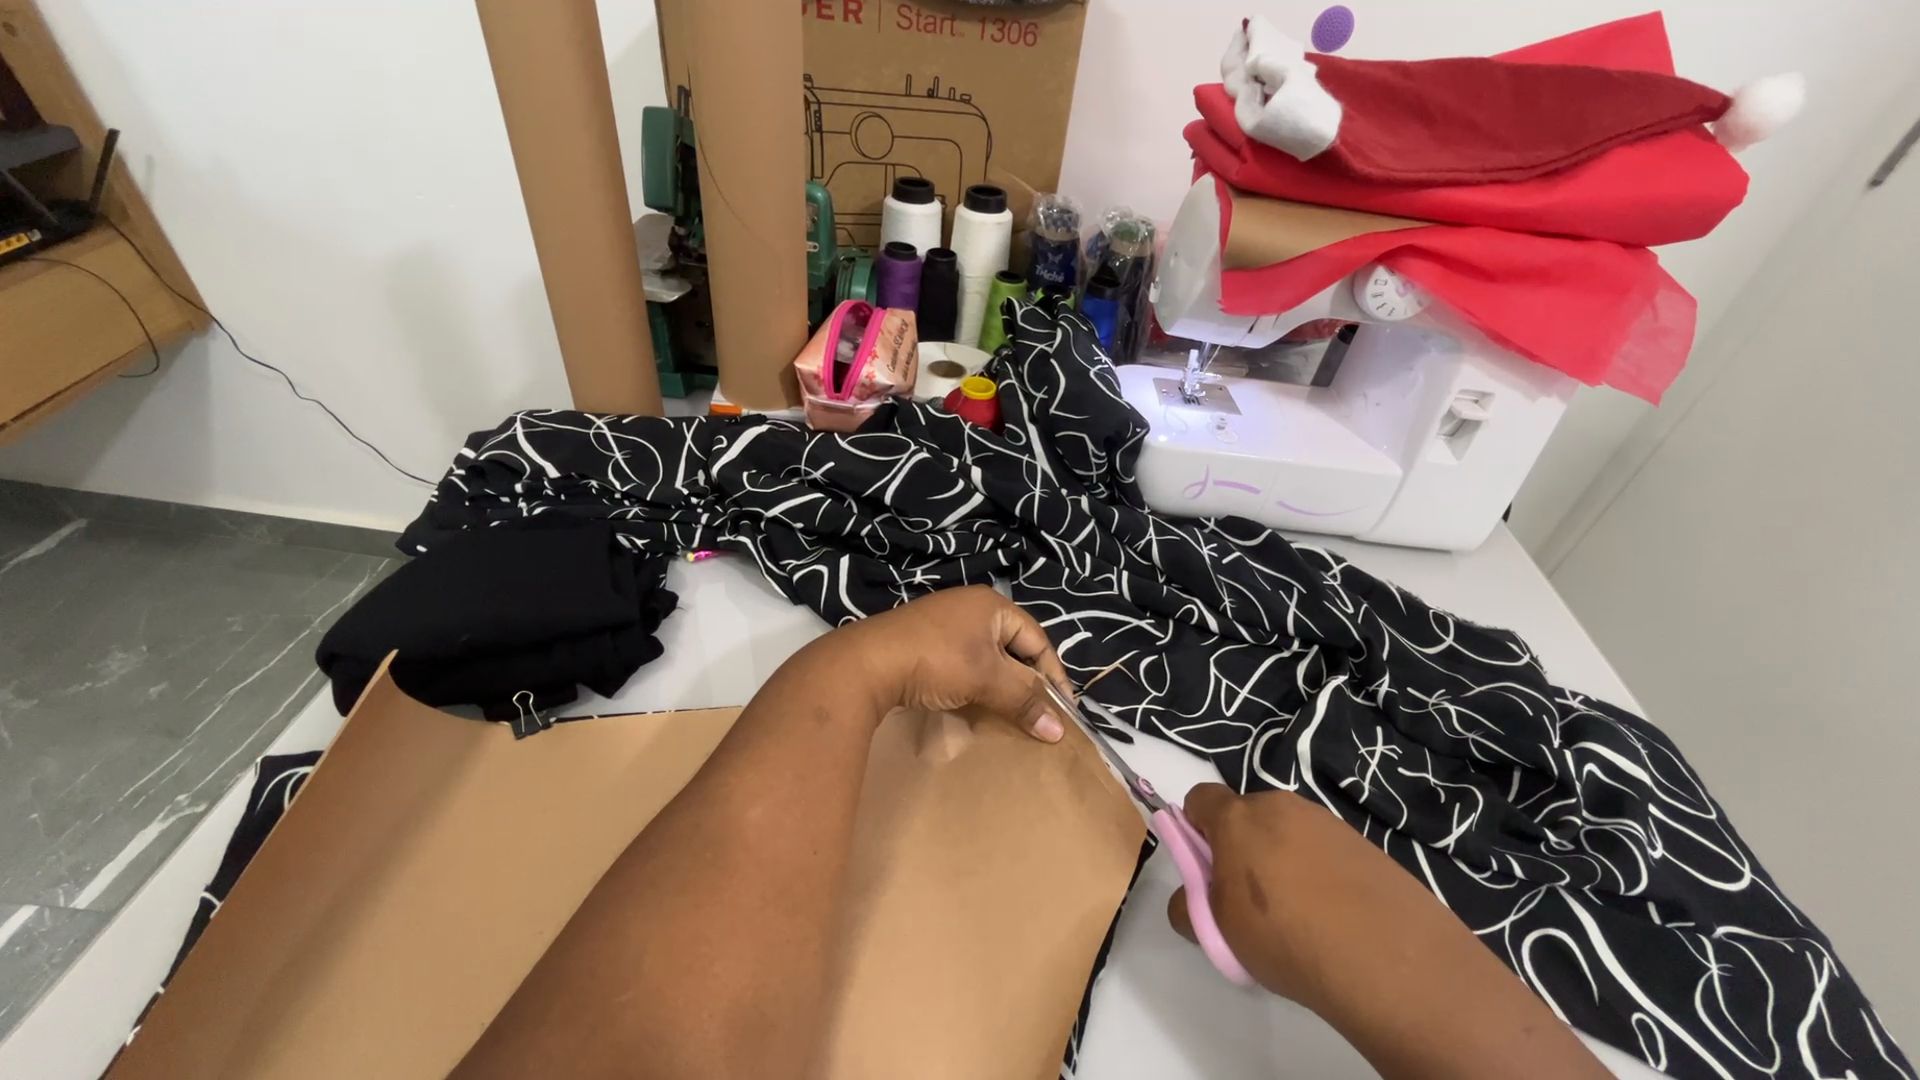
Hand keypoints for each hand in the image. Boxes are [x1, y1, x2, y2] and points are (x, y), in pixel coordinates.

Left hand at [826, 586, 1073, 741]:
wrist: (866, 664)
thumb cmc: (936, 661)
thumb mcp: (986, 678)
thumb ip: (1024, 699)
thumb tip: (1059, 730)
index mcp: (990, 605)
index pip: (1036, 639)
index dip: (1052, 675)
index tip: (1062, 711)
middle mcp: (969, 608)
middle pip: (1012, 648)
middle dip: (1026, 682)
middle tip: (1039, 714)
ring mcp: (943, 625)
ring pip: (986, 659)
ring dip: (1000, 687)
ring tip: (1010, 714)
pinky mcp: (923, 645)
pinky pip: (962, 665)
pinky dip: (974, 685)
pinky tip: (975, 706)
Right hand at [1167, 787, 1617, 1079]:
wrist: (1390, 958)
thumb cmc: (1285, 937)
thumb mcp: (1219, 933)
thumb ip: (1189, 908)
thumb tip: (1190, 899)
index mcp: (1237, 818)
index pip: (1200, 798)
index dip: (1195, 827)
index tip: (1205, 866)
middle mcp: (1281, 807)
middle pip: (1247, 814)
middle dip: (1242, 845)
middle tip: (1249, 898)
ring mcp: (1328, 822)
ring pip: (1289, 832)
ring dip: (1284, 858)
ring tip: (1299, 914)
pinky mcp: (1365, 844)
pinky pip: (1326, 850)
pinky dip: (1322, 872)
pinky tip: (1334, 917)